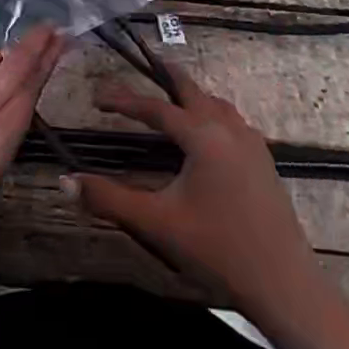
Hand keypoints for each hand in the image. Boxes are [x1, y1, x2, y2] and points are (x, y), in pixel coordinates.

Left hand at [0, 27, 69, 253]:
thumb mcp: (5, 154)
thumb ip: (17, 116)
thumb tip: (26, 87)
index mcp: (7, 125)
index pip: (34, 79)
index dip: (49, 56)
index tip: (61, 38)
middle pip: (16, 59)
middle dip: (35, 40)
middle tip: (49, 27)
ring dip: (4, 56)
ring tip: (11, 61)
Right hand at [65, 65, 322, 315]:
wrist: (284, 284)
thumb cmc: (217, 249)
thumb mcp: (156, 223)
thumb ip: (108, 199)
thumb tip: (64, 181)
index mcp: (203, 136)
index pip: (155, 107)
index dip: (123, 100)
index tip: (97, 97)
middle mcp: (229, 129)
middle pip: (193, 91)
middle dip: (167, 76)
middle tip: (146, 63)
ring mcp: (252, 144)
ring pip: (217, 105)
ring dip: (192, 96)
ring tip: (172, 99)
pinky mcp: (264, 162)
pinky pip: (232, 122)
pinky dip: (211, 113)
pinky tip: (206, 135)